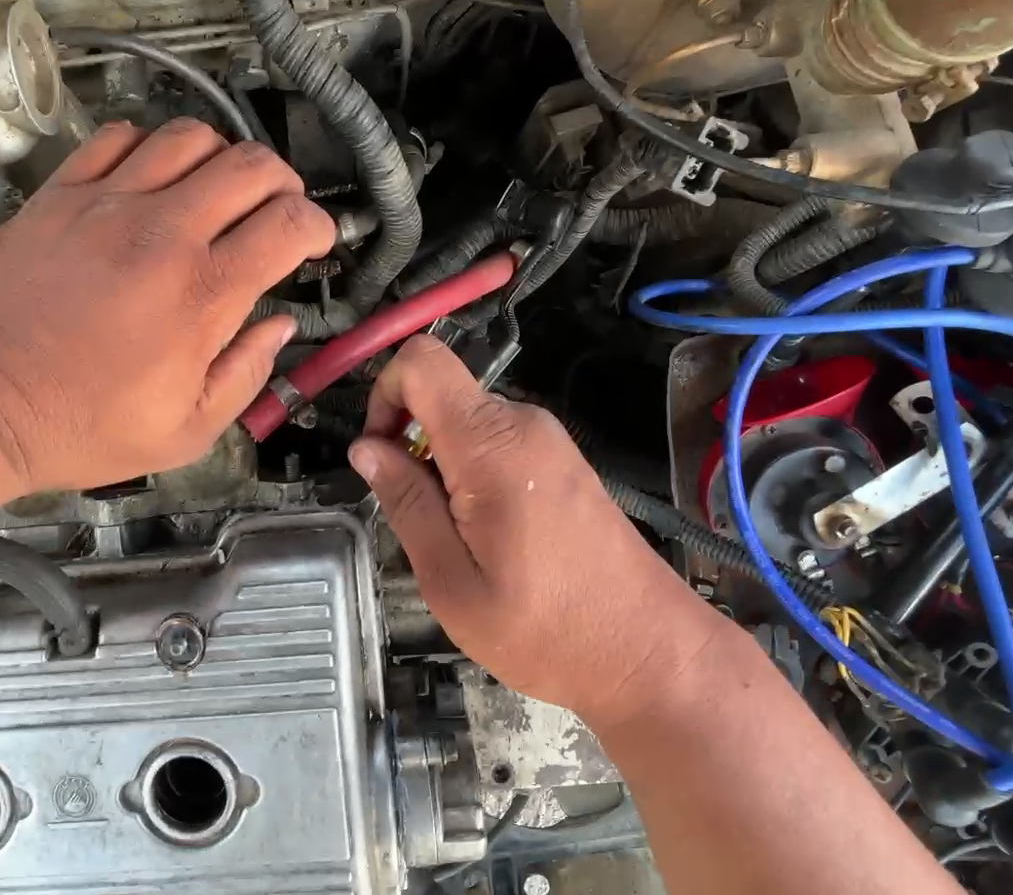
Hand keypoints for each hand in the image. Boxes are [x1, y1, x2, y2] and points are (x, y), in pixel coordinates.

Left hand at [0, 119, 333, 492]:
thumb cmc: (73, 426)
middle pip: (251, 165)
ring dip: (219, 156)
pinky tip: (147, 178)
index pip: (288, 224)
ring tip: (215, 188)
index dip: (316, 226)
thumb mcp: (184, 432)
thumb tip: (277, 328)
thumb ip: (244, 374)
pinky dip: (146, 146)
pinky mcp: (56, 197)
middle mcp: (160, 236)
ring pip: (188, 138)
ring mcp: (104, 207)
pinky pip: (114, 138)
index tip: (312, 239)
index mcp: (201, 296)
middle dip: (281, 181)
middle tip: (276, 207)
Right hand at [350, 336, 730, 724]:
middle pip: (441, 393)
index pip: (421, 360)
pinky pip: (496, 442)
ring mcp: (548, 439)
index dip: (384, 393)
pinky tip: (488, 535)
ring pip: (465, 421)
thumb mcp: (450, 580)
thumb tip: (365, 448)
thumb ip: (405, 502)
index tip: (379, 455)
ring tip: (457, 538)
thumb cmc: (544, 629)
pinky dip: (471, 472)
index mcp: (490, 444)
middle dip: (410, 441)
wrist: (648, 653)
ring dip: (441, 464)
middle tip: (418, 518)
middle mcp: (522, 424)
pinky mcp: (562, 460)